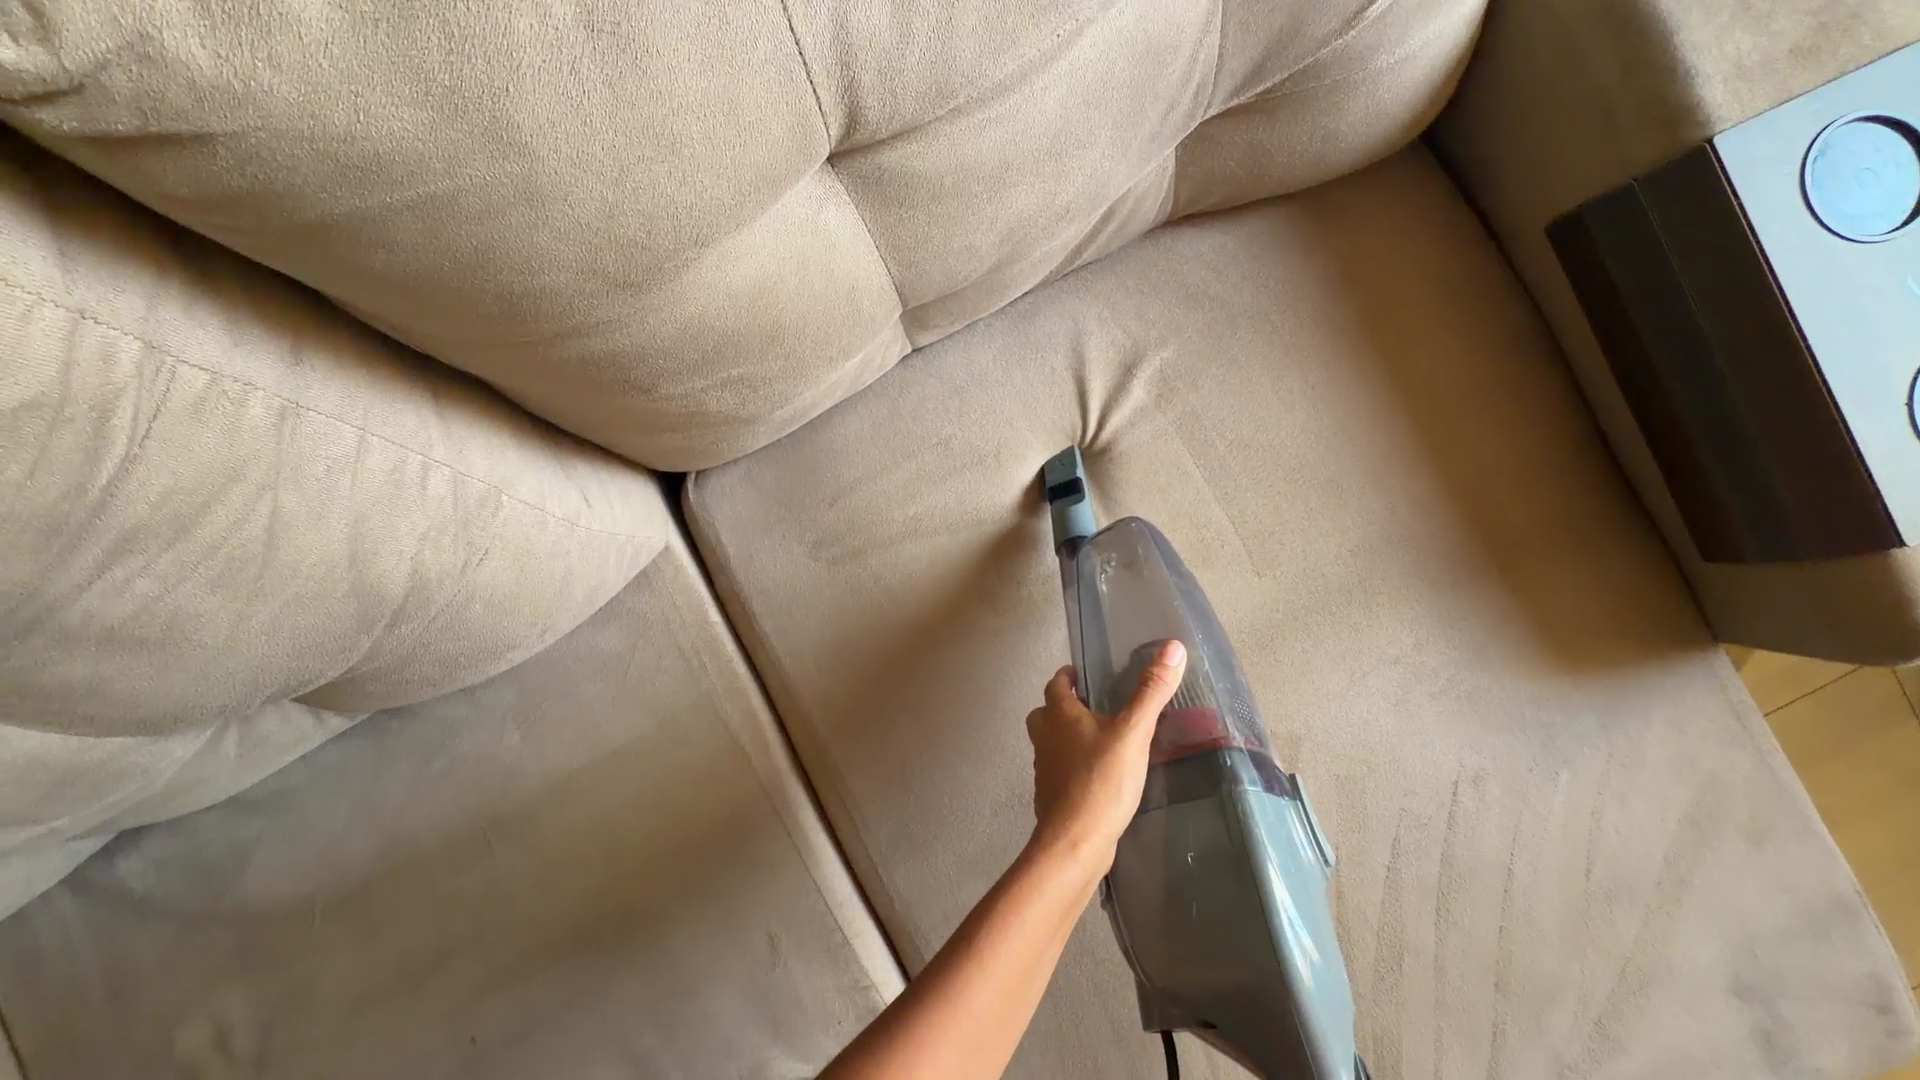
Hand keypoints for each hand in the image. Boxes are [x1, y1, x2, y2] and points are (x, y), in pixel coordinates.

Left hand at [1025, 640, 1186, 863]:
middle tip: (1090, 706)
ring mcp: (1044, 769)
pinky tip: (1096, 776)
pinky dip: (1071, 766)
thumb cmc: (1101, 781)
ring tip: (1098, 740)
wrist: (1075, 842)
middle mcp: (1045, 738)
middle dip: (1062, 706)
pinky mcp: (1051, 796)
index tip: (1082, 673)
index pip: (1056, 684)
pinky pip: (1058, 770)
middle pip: (1045, 712)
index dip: (1067, 676)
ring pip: (1050, 743)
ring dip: (1066, 737)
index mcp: (1059, 715)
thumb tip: (1173, 647)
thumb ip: (1151, 692)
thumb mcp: (1133, 733)